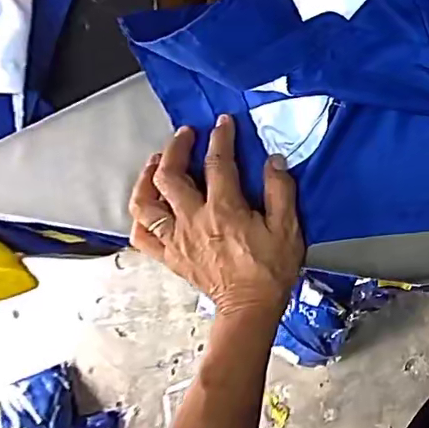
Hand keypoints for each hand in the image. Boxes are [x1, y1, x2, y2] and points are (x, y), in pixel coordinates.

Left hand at [129, 114, 304, 323]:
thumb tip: (273, 162)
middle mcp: (192, 219)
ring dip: (147, 177)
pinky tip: (146, 204)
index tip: (222, 124)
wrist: (251, 303)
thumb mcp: (288, 226)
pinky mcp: (167, 254)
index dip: (220, 139)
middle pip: (171, 176)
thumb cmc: (273, 266)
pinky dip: (139, 214)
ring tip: (157, 162)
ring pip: (145, 201)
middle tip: (185, 134)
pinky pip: (141, 232)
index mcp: (224, 209)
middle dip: (176, 149)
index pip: (218, 164)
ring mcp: (174, 237)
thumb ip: (280, 191)